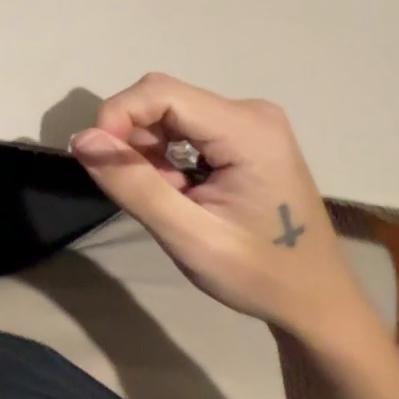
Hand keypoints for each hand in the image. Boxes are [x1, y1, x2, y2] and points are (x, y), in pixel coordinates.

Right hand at [70, 74, 374, 338]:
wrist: (319, 306)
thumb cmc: (261, 276)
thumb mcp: (190, 239)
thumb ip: (134, 185)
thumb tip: (80, 138)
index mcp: (250, 132)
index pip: (159, 93)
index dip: (117, 115)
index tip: (98, 159)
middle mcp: (251, 113)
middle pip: (160, 99)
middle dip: (131, 138)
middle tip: (136, 189)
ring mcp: (248, 122)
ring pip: (164, 112)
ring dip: (146, 150)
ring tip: (167, 197)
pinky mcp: (242, 134)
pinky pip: (179, 125)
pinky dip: (162, 153)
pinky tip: (179, 190)